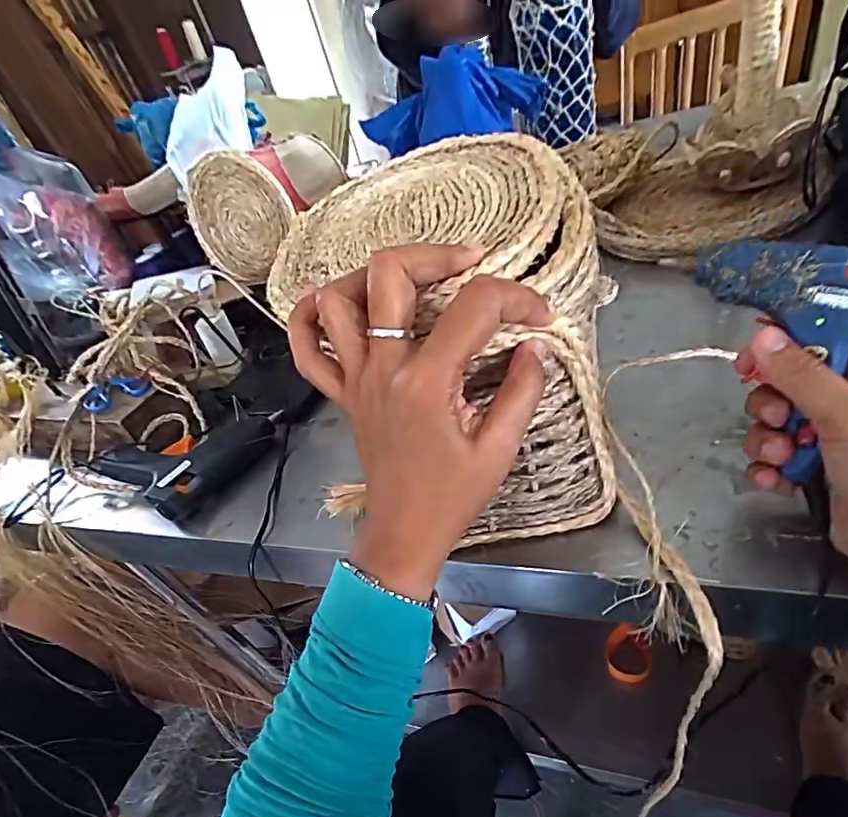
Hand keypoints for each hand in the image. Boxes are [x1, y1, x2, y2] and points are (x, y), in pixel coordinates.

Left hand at [288, 244, 550, 597]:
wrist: (405, 531)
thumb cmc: (452, 497)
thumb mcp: (499, 449)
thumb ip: (522, 392)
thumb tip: (534, 347)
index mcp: (427, 383)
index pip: (474, 307)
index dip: (516, 298)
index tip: (539, 316)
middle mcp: (384, 370)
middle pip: (390, 273)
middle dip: (437, 253)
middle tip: (471, 264)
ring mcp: (356, 379)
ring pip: (339, 298)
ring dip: (373, 276)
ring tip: (413, 283)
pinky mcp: (344, 393)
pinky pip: (307, 346)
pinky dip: (312, 317)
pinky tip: (341, 308)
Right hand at [737, 325, 847, 573]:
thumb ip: (799, 374)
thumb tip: (761, 334)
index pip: (817, 349)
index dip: (779, 353)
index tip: (747, 364)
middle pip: (790, 391)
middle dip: (772, 406)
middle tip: (778, 419)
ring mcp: (836, 447)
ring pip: (780, 430)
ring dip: (768, 442)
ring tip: (781, 459)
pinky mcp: (820, 481)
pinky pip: (781, 465)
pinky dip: (771, 471)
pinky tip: (773, 481)